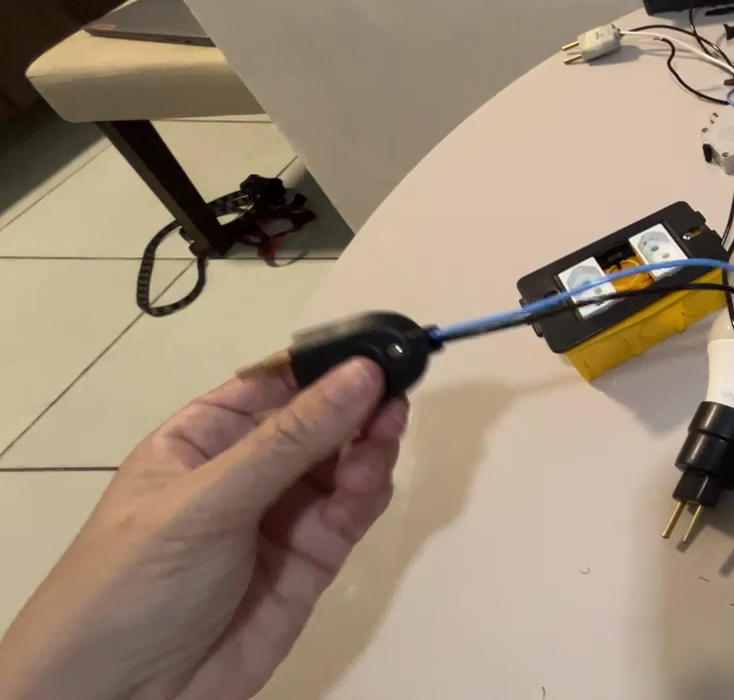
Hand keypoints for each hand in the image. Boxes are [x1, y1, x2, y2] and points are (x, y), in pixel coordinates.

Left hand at [0, 358, 405, 699]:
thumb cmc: (129, 591)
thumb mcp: (202, 506)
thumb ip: (292, 439)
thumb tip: (368, 369)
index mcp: (206, 441)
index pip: (280, 381)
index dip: (330, 362)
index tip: (383, 348)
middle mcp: (254, 466)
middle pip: (330, 414)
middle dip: (365, 403)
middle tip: (397, 396)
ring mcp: (291, 506)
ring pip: (355, 452)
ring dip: (374, 444)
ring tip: (380, 444)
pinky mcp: (323, 544)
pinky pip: (362, 498)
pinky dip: (372, 485)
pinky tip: (363, 486)